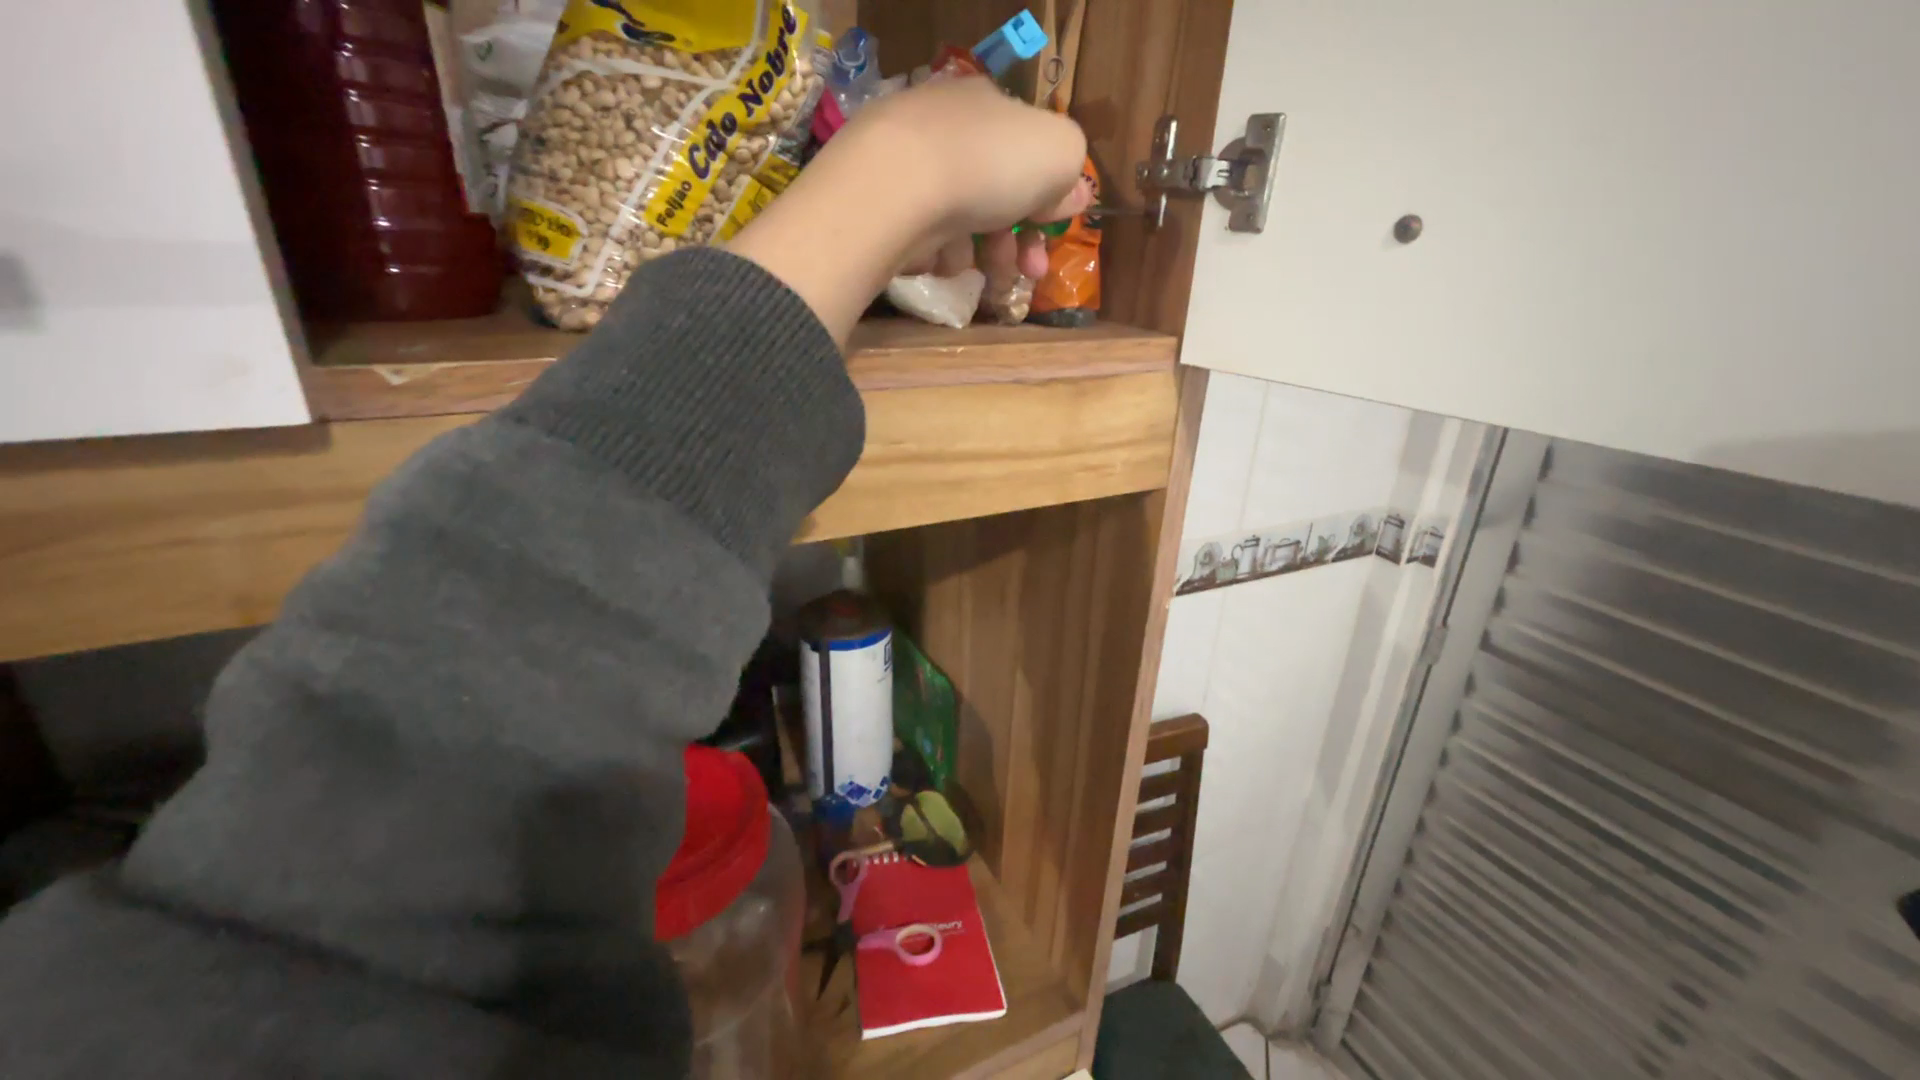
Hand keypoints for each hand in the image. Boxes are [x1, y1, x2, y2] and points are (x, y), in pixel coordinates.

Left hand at [846, 77, 1091, 281]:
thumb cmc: (989, 165)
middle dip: (1018, 240)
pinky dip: (937, 255)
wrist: (898, 189)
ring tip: (984, 275)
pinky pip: (921, 238)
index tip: (1054, 230)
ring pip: (959, 222)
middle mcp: (943, 128)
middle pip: (994, 193)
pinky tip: (940, 261)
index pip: (1025, 150)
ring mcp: (906, 166)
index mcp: (987, 104)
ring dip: (981, 255)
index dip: (1048, 195)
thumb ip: (1072, 171)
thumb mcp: (1060, 153)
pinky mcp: (878, 206)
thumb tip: (1070, 194)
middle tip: (1030, 273)